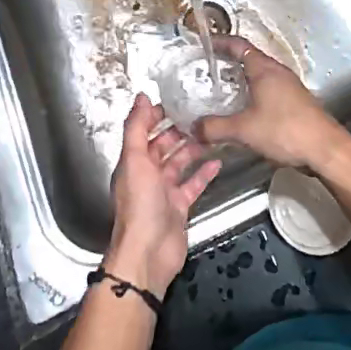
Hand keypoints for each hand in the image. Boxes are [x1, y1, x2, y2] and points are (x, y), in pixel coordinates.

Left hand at [105, 93, 220, 293]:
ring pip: (180, 164)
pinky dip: (204, 173)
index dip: (155, 116)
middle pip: (162, 147)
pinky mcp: (180, 207)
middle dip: (177, 131)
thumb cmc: (139, 204)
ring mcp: (164, 191)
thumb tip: (141, 97)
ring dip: (192, 149)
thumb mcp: (135, 159)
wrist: (148, 253)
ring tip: (210, 133)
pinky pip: (193, 184)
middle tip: (198, 114)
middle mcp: (147, 174)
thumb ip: (137, 127)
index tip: (174, 101)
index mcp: (133, 161)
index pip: (143, 132)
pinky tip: (217, 162)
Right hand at [196, 36, 350, 171]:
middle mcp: (277, 72)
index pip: (238, 44)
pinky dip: (253, 93)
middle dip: (227, 62)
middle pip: (249, 58)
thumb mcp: (244, 129)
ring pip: (259, 75)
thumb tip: (194, 128)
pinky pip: (268, 89)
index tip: (204, 43)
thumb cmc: (286, 130)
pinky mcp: (295, 102)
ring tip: (221, 90)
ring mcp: (288, 86)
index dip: (220, 41)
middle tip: (207, 69)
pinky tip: (245, 111)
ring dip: (240, 79)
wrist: (326, 149)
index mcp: (264, 69)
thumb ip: (216, 127)